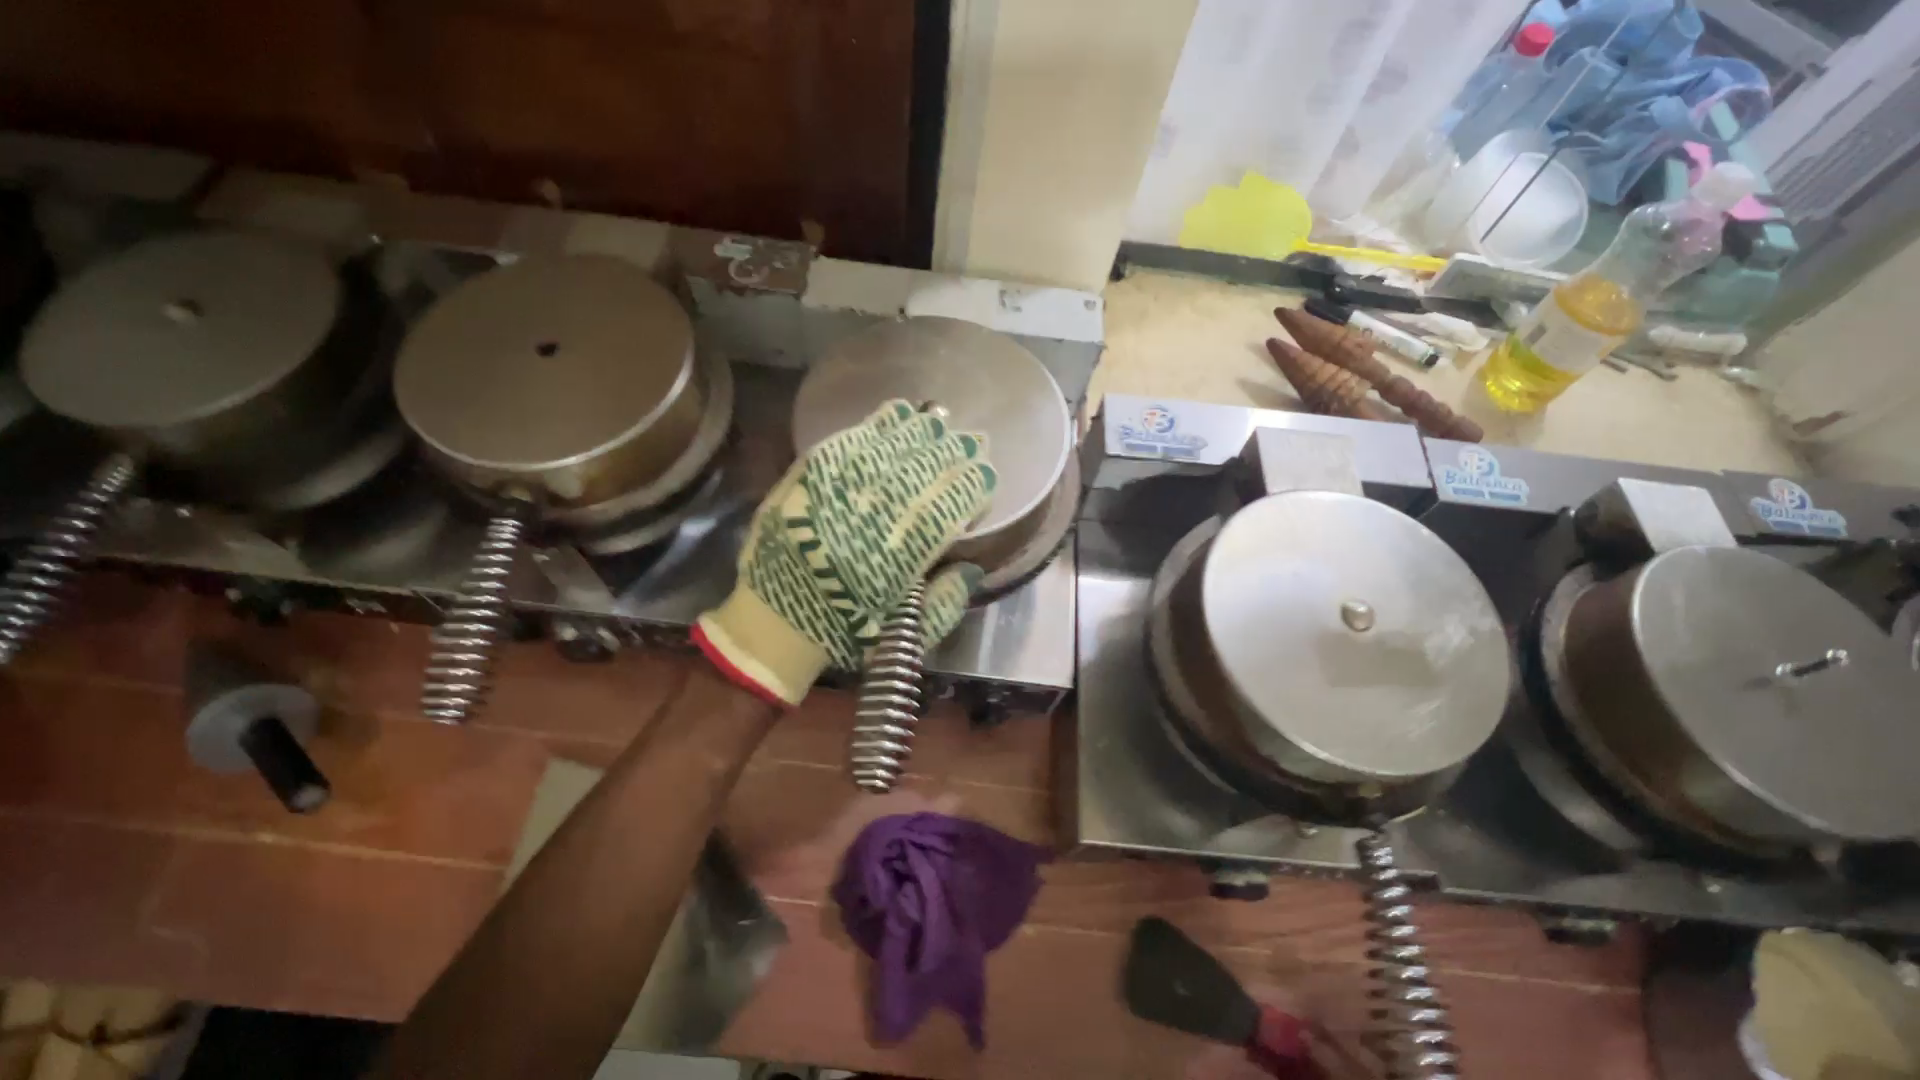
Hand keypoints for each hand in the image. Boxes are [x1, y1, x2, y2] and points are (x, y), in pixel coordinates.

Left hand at [694, 400, 995, 704]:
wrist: (772, 624)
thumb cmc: (843, 633)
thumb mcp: (902, 636)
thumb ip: (943, 603)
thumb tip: (971, 567)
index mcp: (894, 564)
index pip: (944, 510)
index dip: (970, 487)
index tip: (986, 474)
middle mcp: (865, 523)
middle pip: (917, 475)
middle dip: (950, 453)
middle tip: (972, 438)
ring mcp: (830, 499)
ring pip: (883, 454)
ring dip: (915, 433)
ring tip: (939, 418)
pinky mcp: (802, 484)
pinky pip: (843, 448)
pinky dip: (871, 429)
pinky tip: (893, 415)